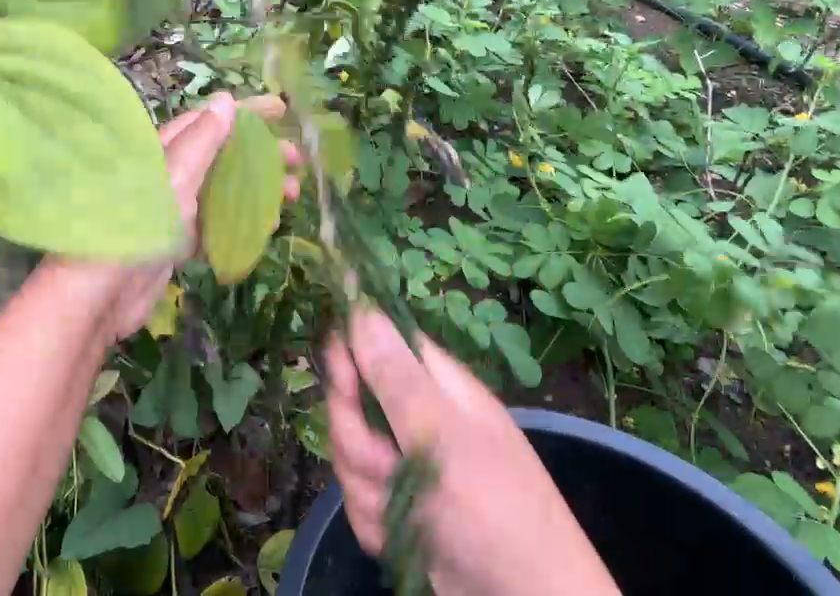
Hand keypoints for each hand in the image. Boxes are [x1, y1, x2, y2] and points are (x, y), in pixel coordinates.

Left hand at [53, 93, 301, 342]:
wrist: (102, 293)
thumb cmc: (137, 225)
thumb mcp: (175, 176)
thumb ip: (201, 141)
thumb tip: (226, 100)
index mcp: (163, 150)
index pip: (209, 119)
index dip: (245, 112)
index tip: (281, 109)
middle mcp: (168, 174)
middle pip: (221, 155)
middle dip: (260, 153)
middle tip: (297, 161)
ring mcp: (173, 210)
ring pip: (222, 190)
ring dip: (257, 189)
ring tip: (292, 196)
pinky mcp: (176, 243)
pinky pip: (216, 225)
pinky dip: (241, 222)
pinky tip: (267, 229)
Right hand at [324, 309, 619, 595]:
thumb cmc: (496, 510)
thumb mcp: (443, 437)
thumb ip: (394, 374)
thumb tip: (360, 300)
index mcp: (438, 387)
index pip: (378, 343)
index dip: (351, 354)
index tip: (343, 377)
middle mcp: (419, 420)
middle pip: (352, 403)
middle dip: (358, 439)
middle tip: (386, 462)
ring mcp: (407, 466)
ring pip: (349, 454)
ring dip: (368, 488)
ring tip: (405, 512)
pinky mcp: (397, 507)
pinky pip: (357, 498)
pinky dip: (375, 522)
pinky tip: (402, 539)